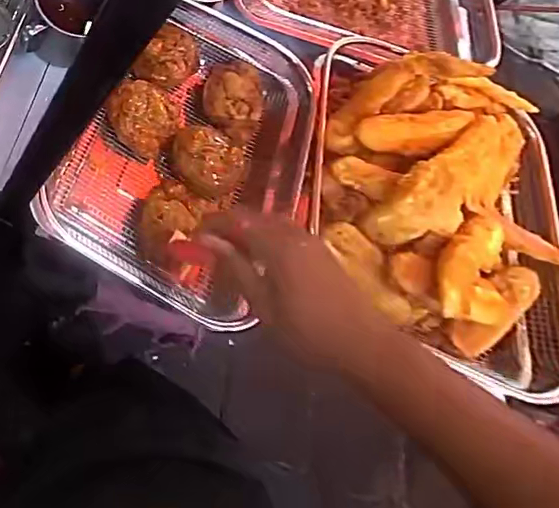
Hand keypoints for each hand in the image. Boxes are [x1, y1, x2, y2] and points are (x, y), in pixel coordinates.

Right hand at [197, 210, 404, 375]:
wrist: (365, 343)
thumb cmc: (309, 333)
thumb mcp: (264, 307)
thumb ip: (237, 269)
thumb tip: (209, 241)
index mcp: (276, 244)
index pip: (235, 220)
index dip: (212, 223)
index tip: (193, 235)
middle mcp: (292, 231)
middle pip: (253, 215)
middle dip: (227, 224)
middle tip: (207, 242)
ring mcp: (309, 237)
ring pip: (269, 219)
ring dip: (247, 227)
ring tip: (229, 248)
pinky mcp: (319, 247)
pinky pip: (284, 228)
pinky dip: (264, 233)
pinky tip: (260, 254)